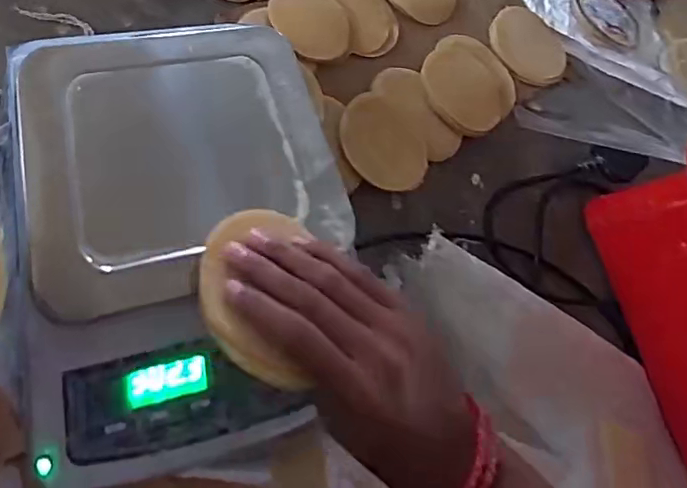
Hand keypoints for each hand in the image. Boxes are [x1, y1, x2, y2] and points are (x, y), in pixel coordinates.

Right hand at [222, 233, 476, 487]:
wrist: (458, 449)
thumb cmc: (390, 447)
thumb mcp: (343, 424)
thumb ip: (311, 374)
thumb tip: (274, 328)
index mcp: (359, 386)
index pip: (299, 335)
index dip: (260, 308)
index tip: (228, 287)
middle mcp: (376, 346)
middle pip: (312, 296)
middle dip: (267, 270)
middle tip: (234, 250)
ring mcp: (394, 322)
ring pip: (334, 277)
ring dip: (291, 253)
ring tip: (259, 237)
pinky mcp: (405, 307)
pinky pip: (361, 273)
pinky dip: (327, 255)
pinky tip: (302, 242)